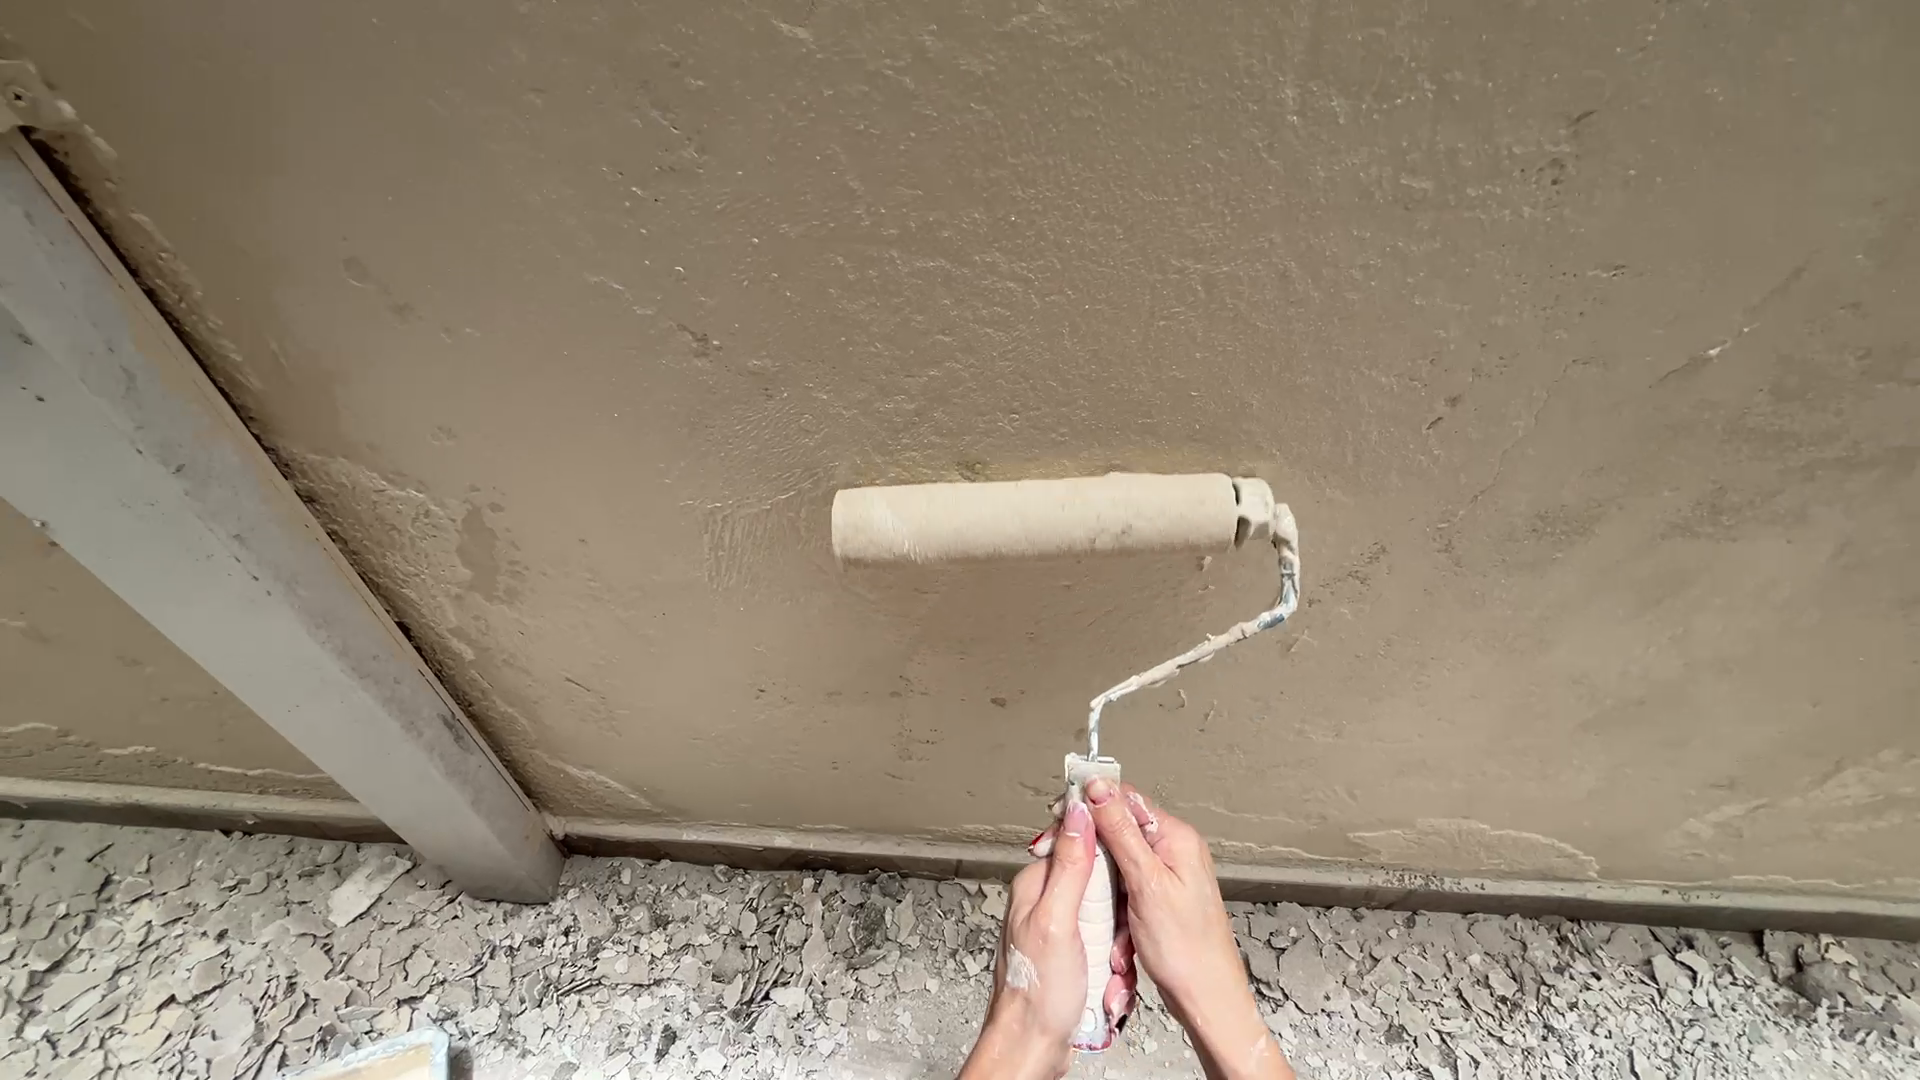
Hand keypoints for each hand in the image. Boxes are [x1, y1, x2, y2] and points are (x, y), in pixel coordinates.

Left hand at [959, 800, 1096, 1079]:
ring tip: (1110, 968)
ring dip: (1118, 945)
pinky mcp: (1075, 953)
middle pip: (1101, 880)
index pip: (1077, 840)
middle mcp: (1047, 899)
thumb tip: (1079, 813)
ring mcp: (1063, 927)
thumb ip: (1070, 865)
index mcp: (1037, 882)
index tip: (1125, 868)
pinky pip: (1108, 944)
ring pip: (1109, 915)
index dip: (1106, 851)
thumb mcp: (1057, 920)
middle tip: (1115, 939)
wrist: (1032, 1049)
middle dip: (1118, 912)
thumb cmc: (1035, 993)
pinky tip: (1108, 983)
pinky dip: (1114, 966)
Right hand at [1084, 778, 1293, 1079]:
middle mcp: (1172, 847)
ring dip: (1098, 881)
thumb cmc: (1186, 950)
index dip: (1088, 804)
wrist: (1208, 1002)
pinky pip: (1122, 884)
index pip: (1123, 798)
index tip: (1057, 818)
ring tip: (1089, 904)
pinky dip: (1110, 901)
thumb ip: (1120, 831)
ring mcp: (1165, 872)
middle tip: (1059, 861)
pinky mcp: (1157, 894)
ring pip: (1114, 859)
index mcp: (1175, 836)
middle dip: (1089, 849)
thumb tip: (1098, 786)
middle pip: (1116, 828)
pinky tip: (1108, 924)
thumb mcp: (1145, 884)